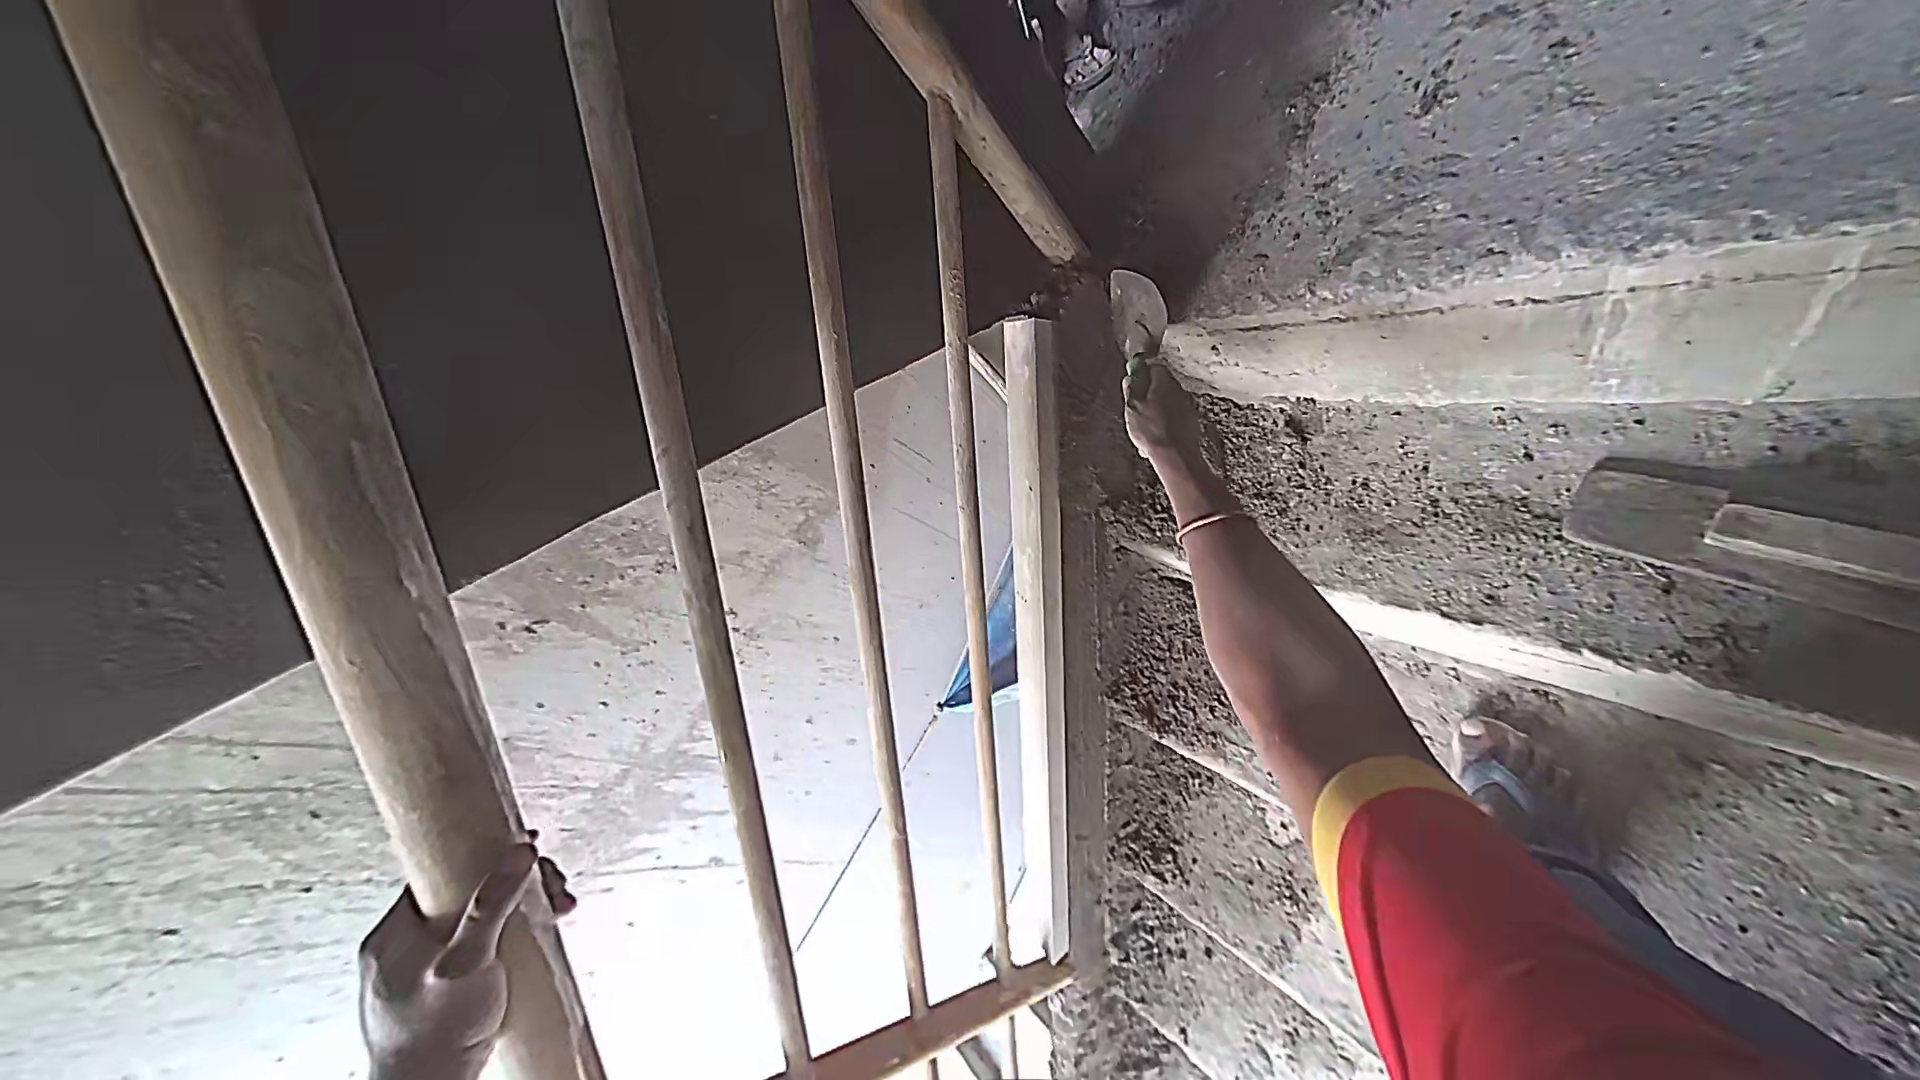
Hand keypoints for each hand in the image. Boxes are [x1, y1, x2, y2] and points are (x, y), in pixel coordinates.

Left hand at [359, 840, 577, 1079]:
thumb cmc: (434, 1037)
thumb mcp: (466, 962)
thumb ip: (490, 905)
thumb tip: (518, 852)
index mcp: (396, 933)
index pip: (441, 869)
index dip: (484, 850)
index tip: (523, 842)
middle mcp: (410, 943)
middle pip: (473, 886)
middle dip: (522, 880)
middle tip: (553, 886)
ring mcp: (432, 961)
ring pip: (487, 910)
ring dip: (529, 902)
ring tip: (559, 908)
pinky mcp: (454, 977)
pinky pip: (491, 934)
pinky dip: (521, 926)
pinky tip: (545, 927)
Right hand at [1123, 359, 1204, 465]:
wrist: (1174, 455)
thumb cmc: (1152, 431)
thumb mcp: (1132, 409)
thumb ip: (1131, 391)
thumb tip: (1129, 379)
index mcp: (1164, 383)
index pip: (1155, 367)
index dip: (1143, 372)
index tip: (1134, 379)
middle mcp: (1179, 391)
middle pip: (1163, 384)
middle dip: (1150, 393)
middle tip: (1136, 405)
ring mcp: (1187, 407)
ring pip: (1168, 402)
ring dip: (1157, 409)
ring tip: (1144, 425)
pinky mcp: (1191, 422)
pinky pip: (1175, 417)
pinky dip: (1166, 422)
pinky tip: (1155, 435)